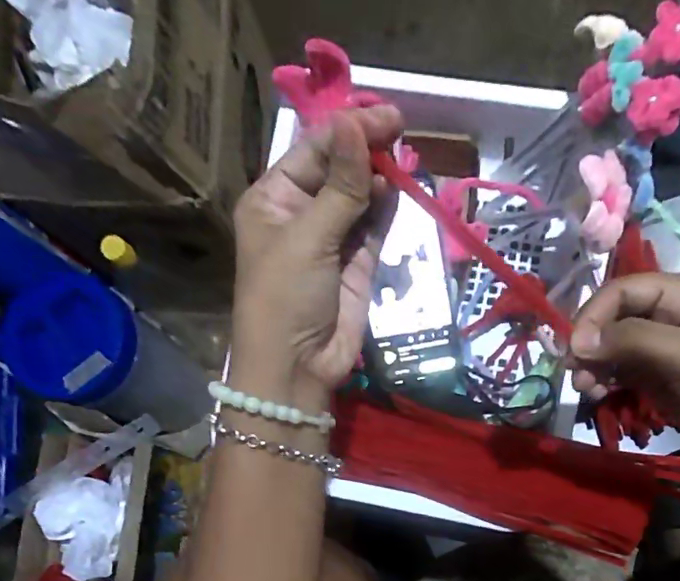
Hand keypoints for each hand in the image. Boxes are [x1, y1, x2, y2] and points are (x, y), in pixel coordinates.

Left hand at [231, 106, 402, 398]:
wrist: (298, 366)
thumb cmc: (286, 296)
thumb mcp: (309, 237)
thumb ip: (340, 186)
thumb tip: (355, 126)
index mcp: (274, 198)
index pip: (314, 150)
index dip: (348, 130)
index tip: (386, 115)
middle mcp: (303, 213)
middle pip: (339, 169)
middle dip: (367, 149)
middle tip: (402, 129)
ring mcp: (332, 240)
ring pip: (360, 196)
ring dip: (380, 176)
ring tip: (405, 154)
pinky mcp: (358, 265)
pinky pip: (374, 227)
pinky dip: (387, 208)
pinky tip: (400, 186)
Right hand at [568, 272, 679, 459]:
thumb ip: (634, 342)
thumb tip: (578, 342)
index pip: (624, 291)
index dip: (595, 315)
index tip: (575, 349)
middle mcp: (672, 315)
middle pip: (616, 320)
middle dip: (592, 344)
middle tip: (576, 374)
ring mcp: (666, 350)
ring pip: (616, 350)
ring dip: (596, 367)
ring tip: (587, 390)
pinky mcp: (663, 381)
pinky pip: (625, 376)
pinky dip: (608, 384)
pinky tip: (600, 397)